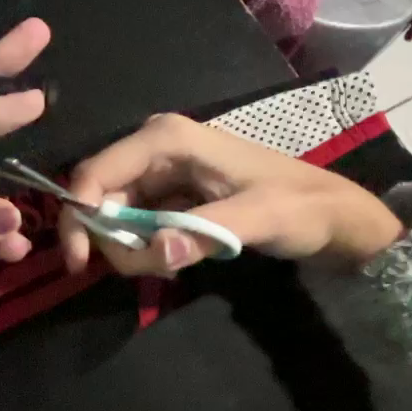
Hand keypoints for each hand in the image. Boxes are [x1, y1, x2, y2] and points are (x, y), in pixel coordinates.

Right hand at [61, 113, 402, 276]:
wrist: (331, 215)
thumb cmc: (300, 206)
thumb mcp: (261, 218)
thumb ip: (207, 232)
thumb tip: (159, 251)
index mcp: (169, 139)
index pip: (97, 171)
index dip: (79, 214)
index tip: (81, 263)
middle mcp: (154, 149)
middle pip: (100, 196)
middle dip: (113, 240)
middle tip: (153, 271)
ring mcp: (159, 172)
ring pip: (114, 214)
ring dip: (131, 248)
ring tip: (175, 264)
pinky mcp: (166, 195)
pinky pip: (134, 223)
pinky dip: (144, 247)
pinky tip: (175, 258)